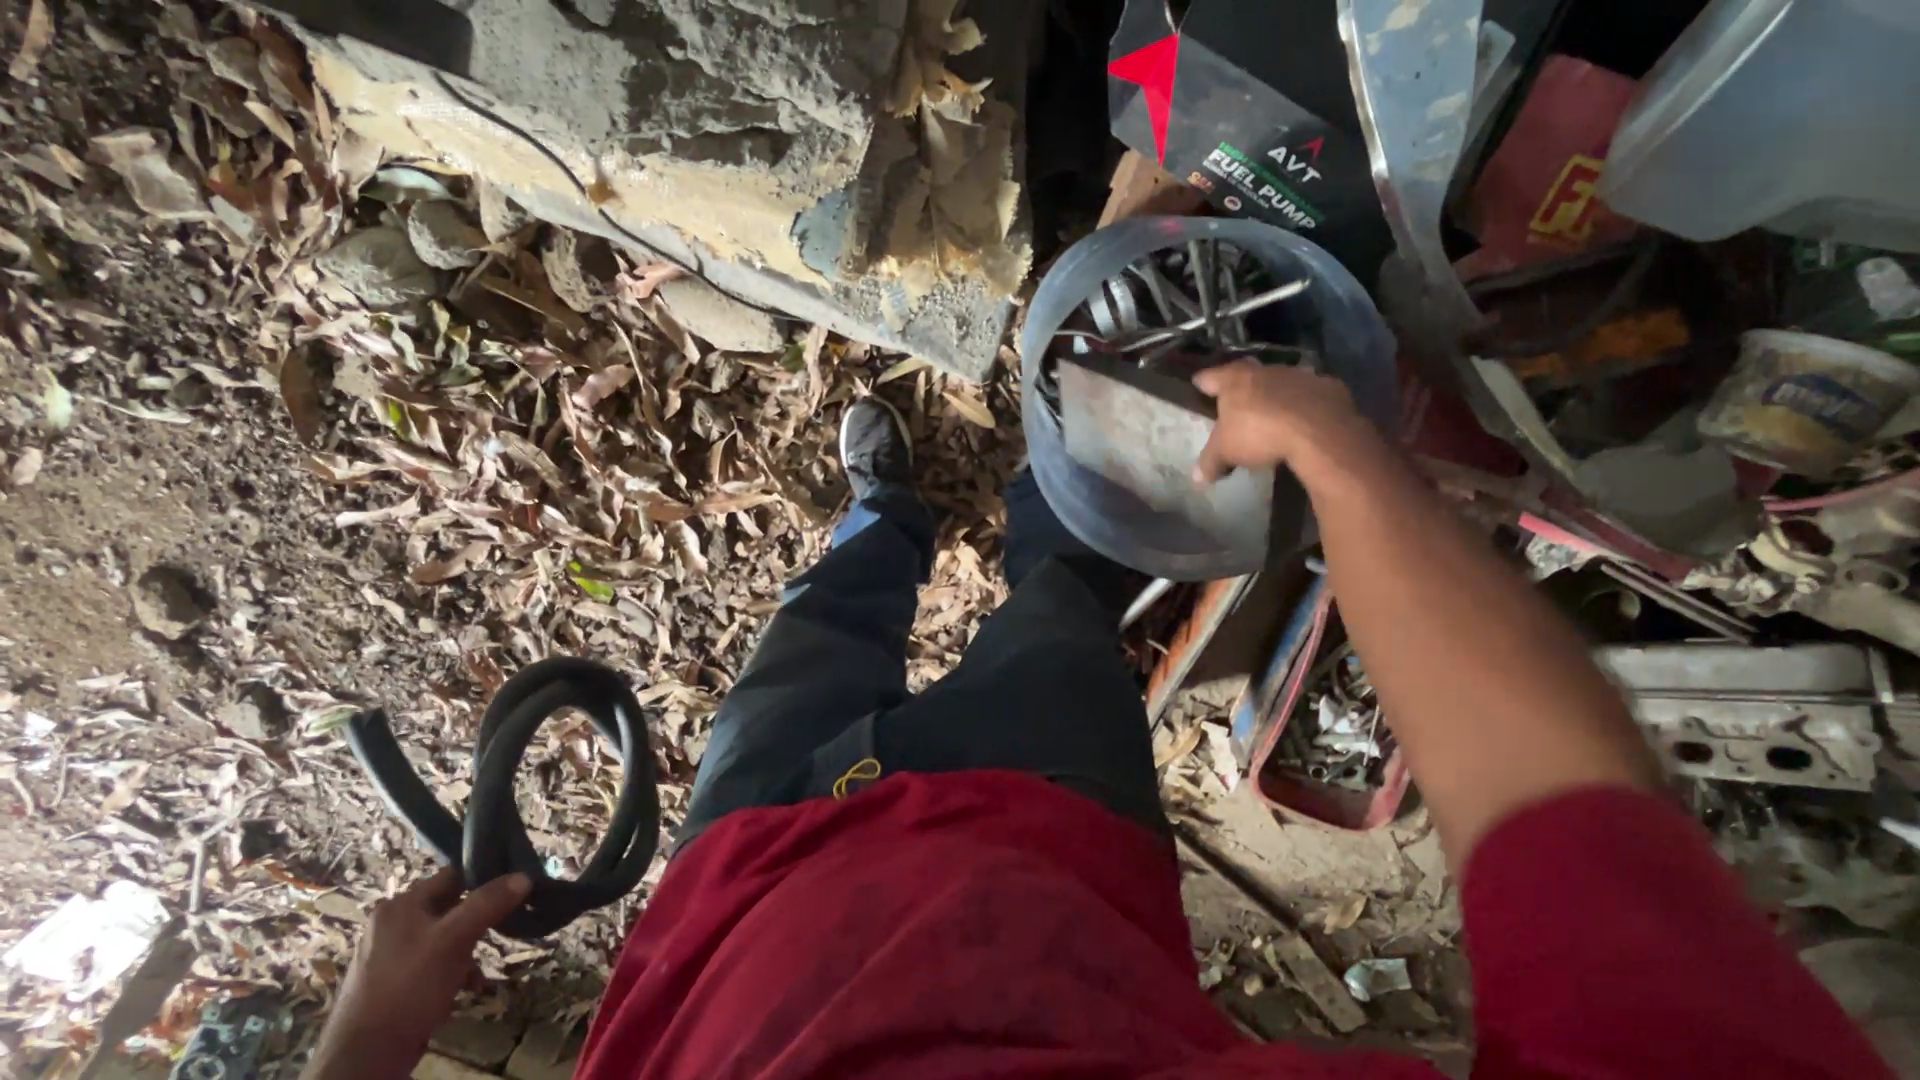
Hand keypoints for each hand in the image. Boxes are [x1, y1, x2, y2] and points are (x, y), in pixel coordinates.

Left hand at [303, 867, 530, 1079]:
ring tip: (478, 970)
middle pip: (449, 907)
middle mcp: (390, 924)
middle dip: (477, 922)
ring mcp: (388, 954)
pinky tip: (464, 987)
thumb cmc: (410, 987)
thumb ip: (488, 903)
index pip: (452, 876)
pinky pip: (431, 962)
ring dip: (466, 950)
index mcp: (399, 906)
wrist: (367, 1055)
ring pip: (443, 937)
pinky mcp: (392, 981)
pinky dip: (451, 970)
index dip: (484, 879)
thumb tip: (524, 876)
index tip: (513, 891)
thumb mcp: (454, 939)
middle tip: (499, 932)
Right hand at [1191, 360, 1375, 486]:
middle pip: (1247, 373)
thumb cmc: (1259, 434)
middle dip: (1241, 385)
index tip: (1198, 384)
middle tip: (1236, 399)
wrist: (1319, 430)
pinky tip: (1304, 420)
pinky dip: (1304, 404)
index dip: (1203, 382)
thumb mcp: (1226, 453)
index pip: (1210, 376)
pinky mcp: (1327, 386)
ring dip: (1275, 393)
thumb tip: (1196, 478)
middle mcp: (1265, 370)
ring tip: (1272, 412)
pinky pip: (1309, 394)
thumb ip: (1210, 462)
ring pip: (1280, 381)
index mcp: (1235, 380)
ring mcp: (1299, 375)